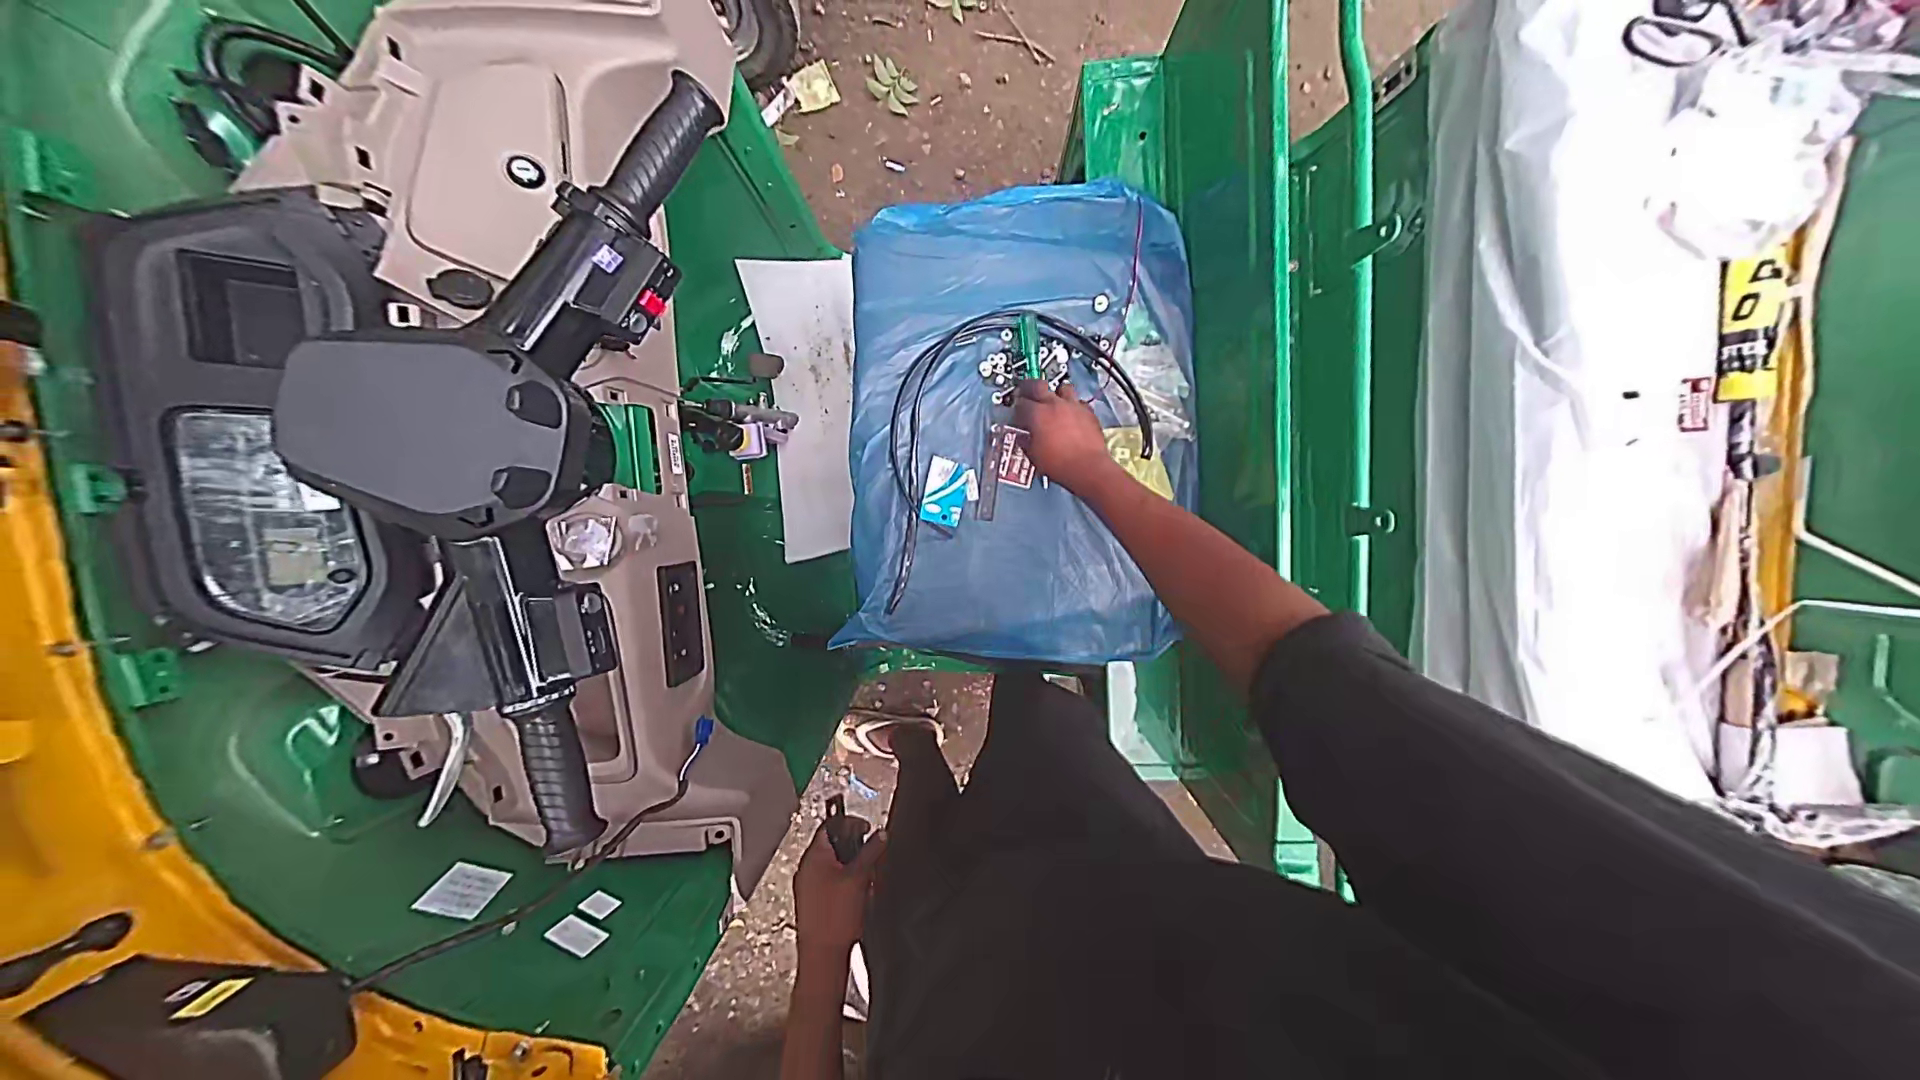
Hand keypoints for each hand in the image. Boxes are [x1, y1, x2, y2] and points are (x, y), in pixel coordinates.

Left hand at [792, 822, 886, 959]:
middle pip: (833, 846)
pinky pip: (830, 883)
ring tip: (865, 882)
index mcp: (814, 856)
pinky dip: (844, 883)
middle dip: (853, 850)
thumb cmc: (835, 918)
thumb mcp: (860, 877)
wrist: (823, 956)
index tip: (866, 828)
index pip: (830, 825)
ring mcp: (807, 887)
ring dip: (851, 868)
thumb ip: (871, 851)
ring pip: (833, 865)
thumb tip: (880, 835)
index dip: (850, 823)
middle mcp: (806, 869)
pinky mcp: (812, 903)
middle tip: (869, 857)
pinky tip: (857, 897)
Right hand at [1011, 379, 1115, 494]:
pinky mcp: (1088, 412)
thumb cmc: (1061, 464)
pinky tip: (1071, 414)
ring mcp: (1073, 406)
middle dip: (1031, 387)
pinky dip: (1073, 406)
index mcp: (1037, 414)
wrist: (1087, 468)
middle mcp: (1055, 404)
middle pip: (1039, 385)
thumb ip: (1026, 441)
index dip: (1016, 406)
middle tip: (1028, 391)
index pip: (1021, 402)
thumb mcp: (1033, 455)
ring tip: (1054, 400)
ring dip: (1056, 392)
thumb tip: (1023, 438)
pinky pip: (1079, 402)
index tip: (1016, 410)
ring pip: (1063, 388)